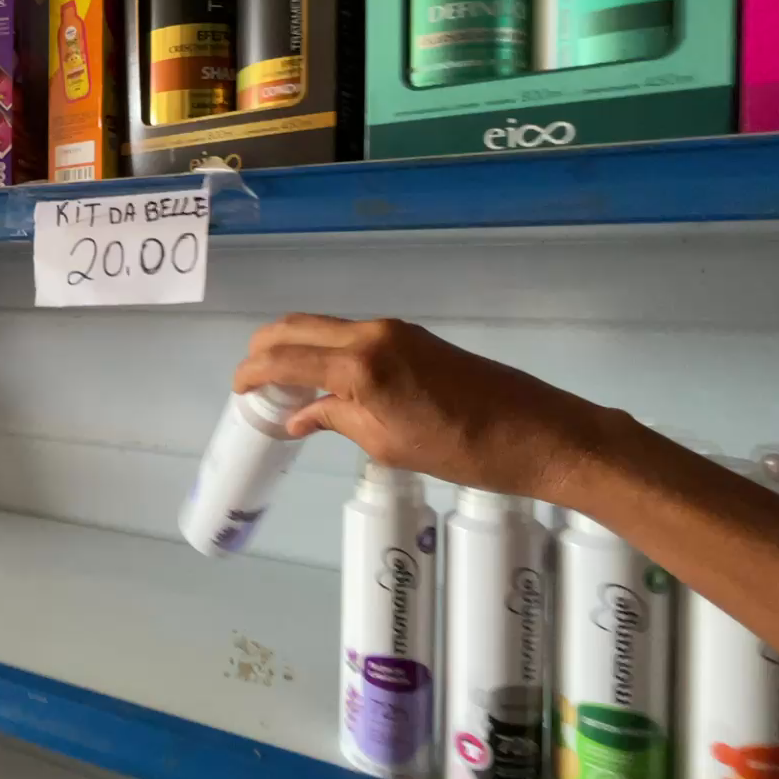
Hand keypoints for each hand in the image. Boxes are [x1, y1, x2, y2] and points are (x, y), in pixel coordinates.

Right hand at [233, 314, 616, 503]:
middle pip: (297, 326)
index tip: (237, 388)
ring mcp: (392, 330)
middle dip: (264, 346)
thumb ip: (335, 420)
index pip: (286, 360)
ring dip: (293, 344)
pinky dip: (322, 348)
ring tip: (281, 377)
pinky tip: (322, 375)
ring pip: (322, 326)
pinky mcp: (410, 335)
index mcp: (359, 366)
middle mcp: (370, 335)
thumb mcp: (386, 444)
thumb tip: (299, 417)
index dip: (253, 372)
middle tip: (250, 375)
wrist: (541, 433)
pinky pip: (348, 334)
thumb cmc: (461, 451)